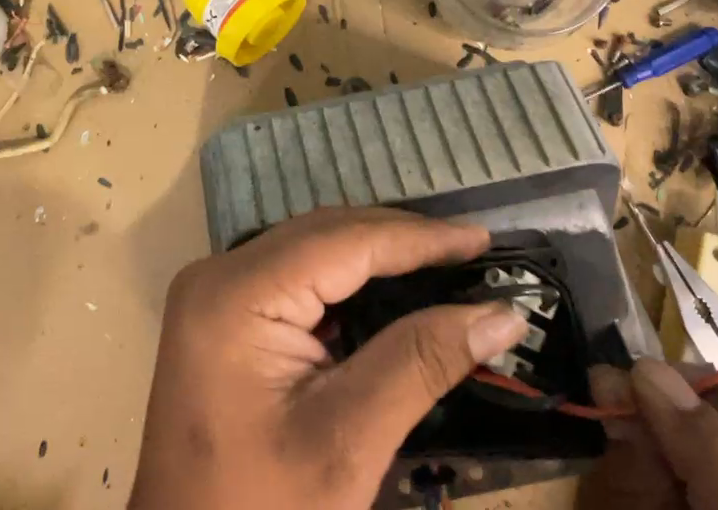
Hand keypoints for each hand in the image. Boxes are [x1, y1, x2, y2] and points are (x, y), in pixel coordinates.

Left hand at [130, 208, 531, 509]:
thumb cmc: (264, 505)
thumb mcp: (348, 439)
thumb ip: (420, 361)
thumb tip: (502, 313)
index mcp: (236, 293)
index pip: (341, 240)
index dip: (416, 237)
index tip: (482, 239)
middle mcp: (218, 275)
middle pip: (323, 234)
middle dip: (399, 239)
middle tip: (473, 252)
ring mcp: (215, 293)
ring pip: (310, 248)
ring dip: (375, 254)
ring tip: (444, 264)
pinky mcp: (222, 315)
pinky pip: (294, 275)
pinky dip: (346, 279)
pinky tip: (390, 291)